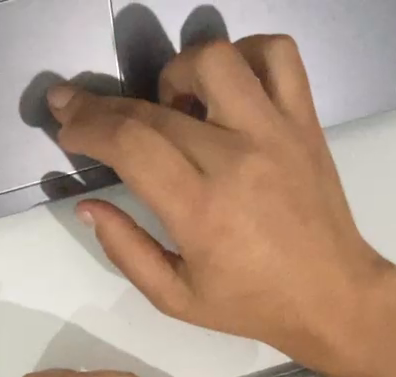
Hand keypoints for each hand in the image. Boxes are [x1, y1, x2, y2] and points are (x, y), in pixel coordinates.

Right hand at [47, 36, 395, 360]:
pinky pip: (276, 55)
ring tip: (169, 105)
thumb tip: (88, 206)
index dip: (88, 129)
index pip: (130, 144)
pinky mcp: (304, 119)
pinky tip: (226, 88)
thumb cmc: (247, 303)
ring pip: (215, 61)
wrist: (328, 293)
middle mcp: (235, 159)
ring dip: (176, 73)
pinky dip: (245, 55)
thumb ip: (126, 251)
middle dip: (102, 105)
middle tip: (76, 107)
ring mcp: (275, 131)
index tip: (66, 128)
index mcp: (200, 210)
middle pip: (154, 109)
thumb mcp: (174, 297)